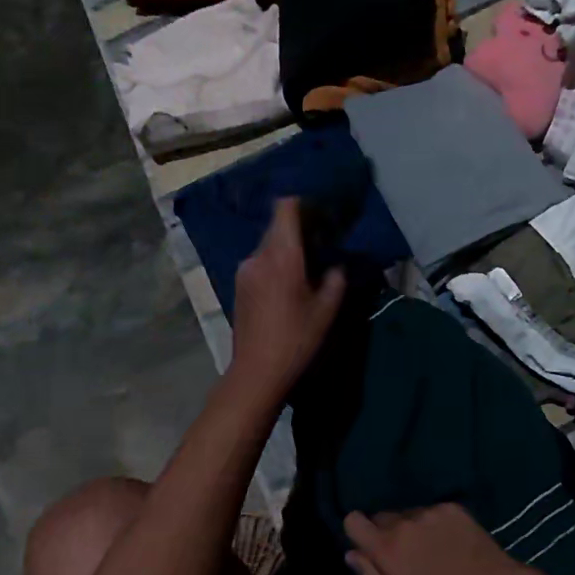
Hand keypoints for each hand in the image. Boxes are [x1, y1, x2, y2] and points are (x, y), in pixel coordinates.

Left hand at [229, 198, 345, 396]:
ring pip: (269, 245)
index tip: (321, 211)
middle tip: (322, 241)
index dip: (303, 203)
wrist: (257, 371)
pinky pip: (260, 262)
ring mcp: (244, 270)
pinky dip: (276, 262)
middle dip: (299, 228)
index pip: (285, 208)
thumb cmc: (295, 340)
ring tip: (308, 265)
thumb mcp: (326, 311)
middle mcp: (258, 256)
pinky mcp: (239, 285)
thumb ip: (335, 279)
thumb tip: (336, 265)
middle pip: (277, 226)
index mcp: (281, 256)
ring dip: (287, 248)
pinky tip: (290, 282)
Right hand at [343, 504, 529, 574]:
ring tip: (434, 550)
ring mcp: (429, 512)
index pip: (353, 520)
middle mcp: (403, 522)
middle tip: (406, 555)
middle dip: (386, 532)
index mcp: (386, 548)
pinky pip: (432, 511)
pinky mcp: (451, 507)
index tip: (370, 547)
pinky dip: (435, 524)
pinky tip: (452, 542)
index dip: (358, 532)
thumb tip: (350, 554)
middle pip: (381, 516)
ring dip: (412, 527)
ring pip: (408, 514)